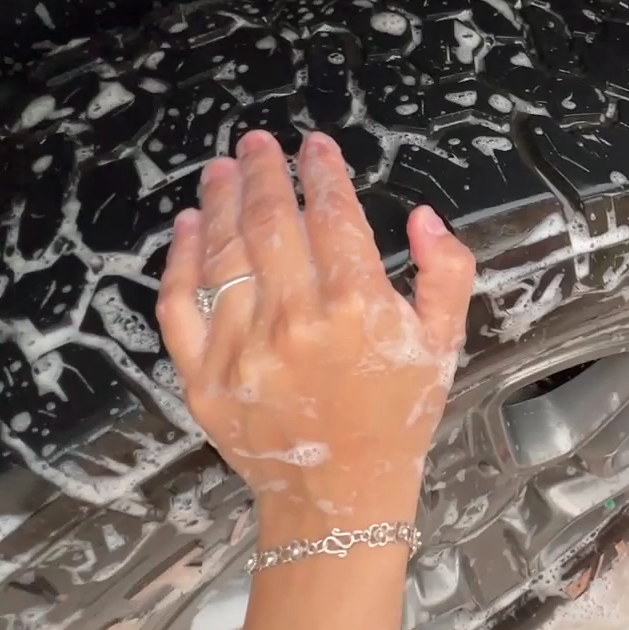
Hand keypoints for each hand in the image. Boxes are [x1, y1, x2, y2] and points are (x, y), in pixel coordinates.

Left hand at [155, 129, 475, 540]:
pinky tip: (189, 226)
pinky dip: (181, 261)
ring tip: (223, 167)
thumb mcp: (446, 337)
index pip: (335, 218)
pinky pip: (182, 308)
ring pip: (224, 256)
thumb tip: (422, 216)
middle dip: (266, 174)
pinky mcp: (202, 379)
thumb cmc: (401, 406)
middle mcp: (295, 321)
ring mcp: (241, 350)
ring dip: (221, 203)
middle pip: (272, 225)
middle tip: (259, 140)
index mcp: (358, 307)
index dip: (324, 174)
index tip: (316, 144)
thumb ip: (447, 270)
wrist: (342, 490)